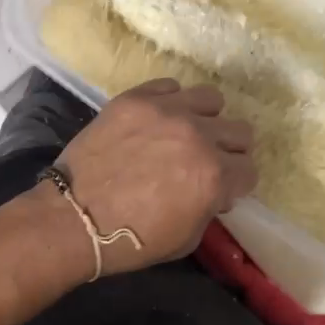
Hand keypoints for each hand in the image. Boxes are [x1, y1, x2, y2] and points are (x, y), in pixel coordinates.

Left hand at [53, 78, 256, 276]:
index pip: (249, 170)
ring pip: (211, 99)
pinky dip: (171, 101)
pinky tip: (158, 120)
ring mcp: (167, 111)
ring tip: (186, 132)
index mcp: (215, 176)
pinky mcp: (137, 98)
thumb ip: (210, 207)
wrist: (74, 217)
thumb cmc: (132, 239)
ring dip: (206, 118)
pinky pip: (170, 86)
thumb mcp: (187, 238)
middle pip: (240, 131)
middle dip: (229, 150)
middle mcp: (198, 136)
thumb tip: (215, 190)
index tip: (221, 188)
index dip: (236, 183)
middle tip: (207, 160)